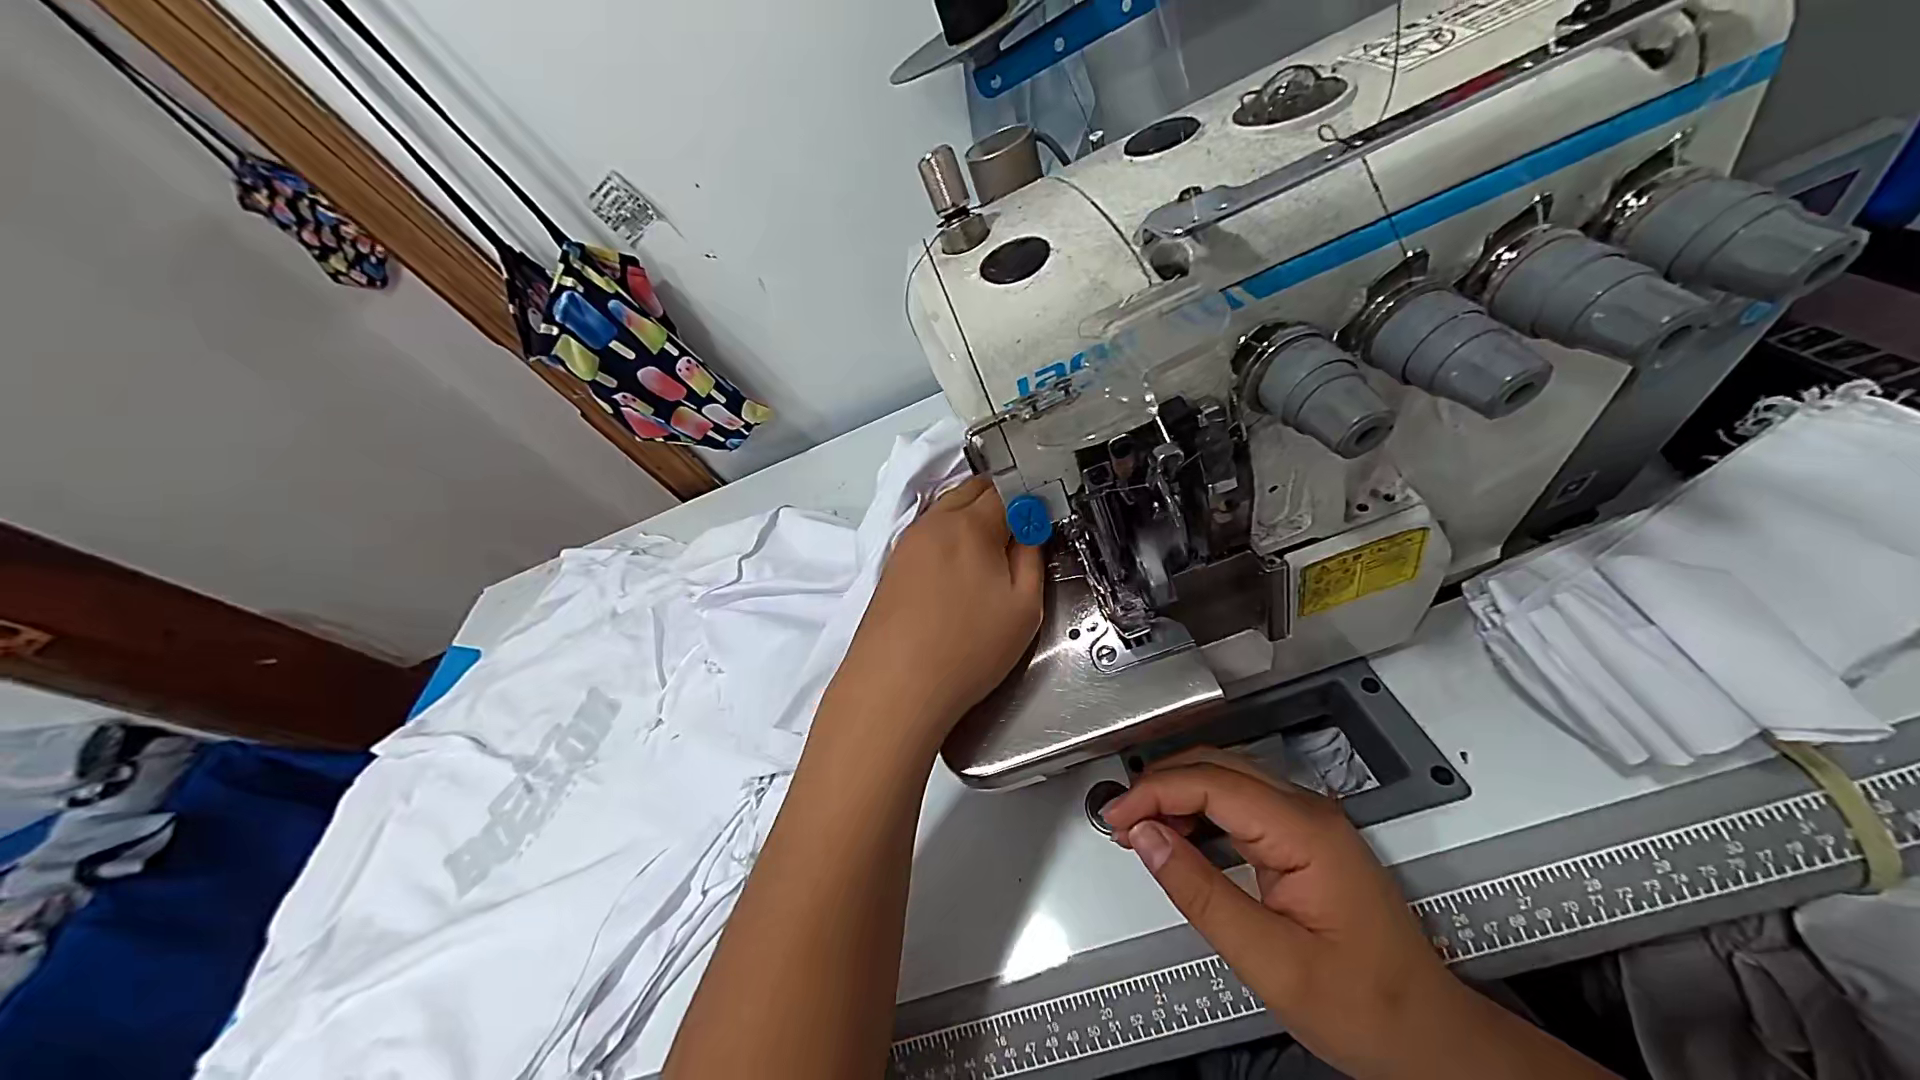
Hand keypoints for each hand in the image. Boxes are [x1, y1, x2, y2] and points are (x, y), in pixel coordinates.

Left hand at [818, 477, 1043, 758]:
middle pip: (972, 490)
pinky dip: (947, 535)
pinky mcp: (892, 565)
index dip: (1029, 501)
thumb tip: (1028, 529)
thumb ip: (1032, 557)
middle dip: (999, 499)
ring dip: (970, 515)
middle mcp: (935, 522)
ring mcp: (908, 542)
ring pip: (946, 509)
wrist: (895, 686)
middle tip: (1019, 532)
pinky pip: (927, 533)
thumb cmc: (968, 649)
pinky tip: (956, 570)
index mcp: (971, 525)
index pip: (1007, 490)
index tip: (1040, 521)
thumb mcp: (1024, 607)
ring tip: (989, 553)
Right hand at [1101, 752, 1476, 1078]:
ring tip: (1141, 829)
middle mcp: (1309, 813)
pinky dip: (1198, 809)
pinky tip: (1179, 834)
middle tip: (1121, 820)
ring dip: (1176, 794)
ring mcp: (1309, 821)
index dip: (1153, 793)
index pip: (1209, 783)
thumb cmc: (1370, 1007)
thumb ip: (1200, 892)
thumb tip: (1147, 838)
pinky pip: (1238, 801)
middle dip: (1159, 785)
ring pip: (1224, 776)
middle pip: (1215, 766)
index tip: (1117, 818)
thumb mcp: (1269, 960)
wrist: (1429, 1037)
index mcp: (1306, 833)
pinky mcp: (1303, 836)